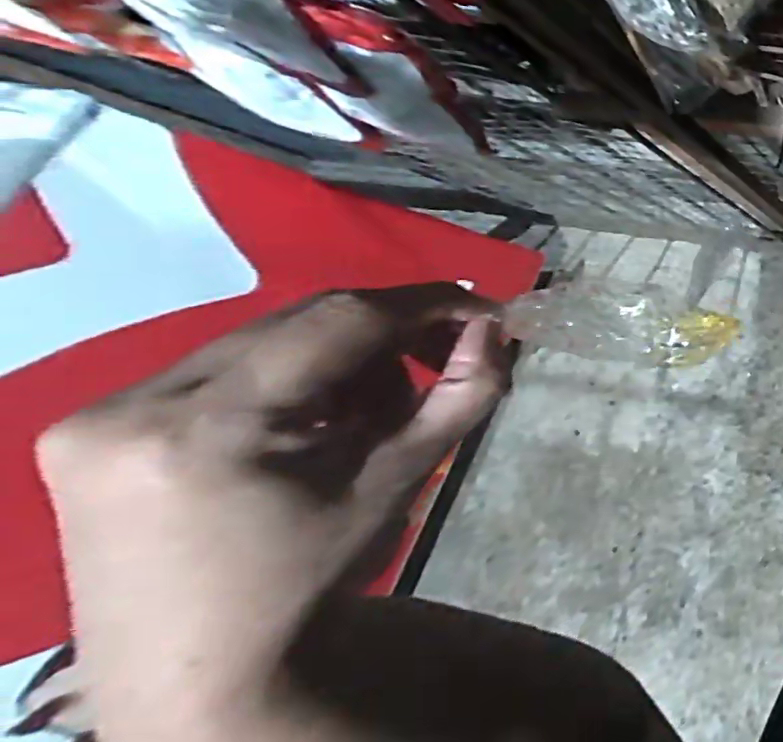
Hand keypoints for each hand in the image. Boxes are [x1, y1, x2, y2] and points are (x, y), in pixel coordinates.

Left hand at [36, 284, 509, 739]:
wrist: (202, 666)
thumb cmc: (313, 571)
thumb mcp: (402, 477)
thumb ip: (462, 393)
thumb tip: (494, 327)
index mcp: (207, 425)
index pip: (341, 320)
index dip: (426, 304)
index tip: (487, 313)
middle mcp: (133, 403)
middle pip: (306, 321)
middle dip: (391, 333)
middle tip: (449, 356)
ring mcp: (104, 412)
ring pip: (273, 336)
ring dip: (346, 358)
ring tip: (374, 414)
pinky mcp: (99, 423)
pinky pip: (234, 363)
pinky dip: (299, 376)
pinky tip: (318, 422)